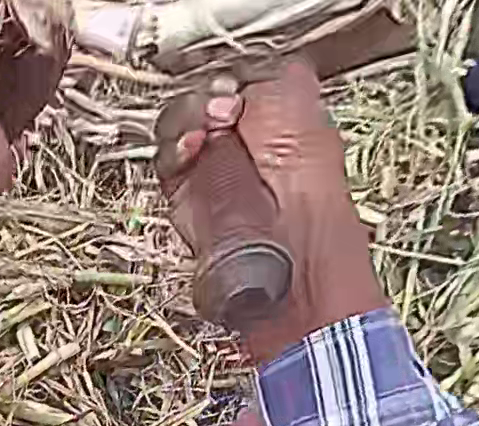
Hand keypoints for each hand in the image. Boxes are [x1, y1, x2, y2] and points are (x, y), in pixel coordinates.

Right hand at [154, 57, 386, 359]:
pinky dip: (170, 158)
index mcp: (282, 122)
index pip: (236, 81)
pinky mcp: (189, 210)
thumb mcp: (306, 136)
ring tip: (196, 141)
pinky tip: (187, 155)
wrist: (286, 291)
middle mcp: (243, 149)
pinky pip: (168, 172)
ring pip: (177, 137)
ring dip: (180, 130)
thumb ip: (270, 93)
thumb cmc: (310, 224)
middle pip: (199, 105)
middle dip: (198, 105)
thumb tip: (223, 96)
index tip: (232, 98)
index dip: (226, 83)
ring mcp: (213, 180)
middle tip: (216, 118)